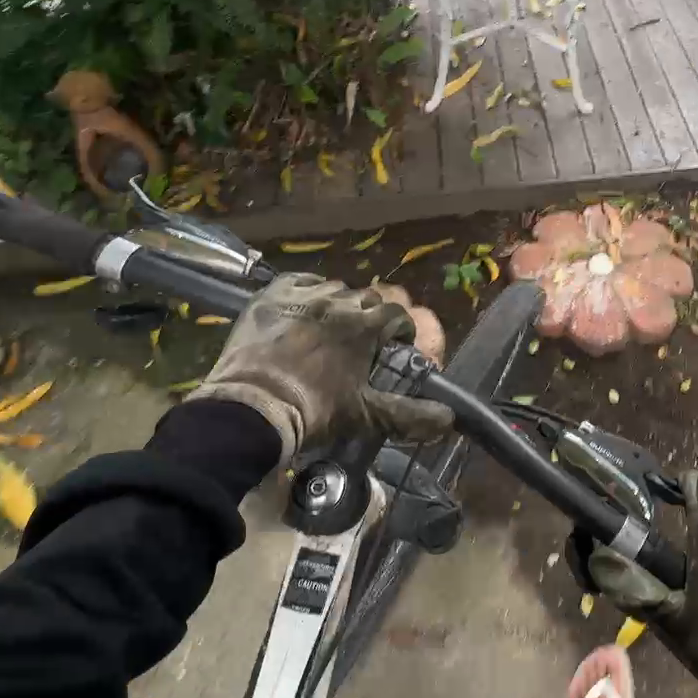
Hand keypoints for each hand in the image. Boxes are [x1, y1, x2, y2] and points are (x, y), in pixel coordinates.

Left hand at [187, 274, 453, 463]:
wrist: (249, 410)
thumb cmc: (314, 411)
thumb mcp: (367, 416)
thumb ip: (411, 415)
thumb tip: (449, 418)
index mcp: (366, 326)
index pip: (398, 314)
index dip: (402, 330)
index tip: (396, 348)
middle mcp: (340, 302)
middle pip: (368, 298)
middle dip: (372, 315)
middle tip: (363, 341)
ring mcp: (303, 295)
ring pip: (335, 287)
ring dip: (341, 303)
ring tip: (332, 326)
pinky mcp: (271, 296)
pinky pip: (298, 279)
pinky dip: (307, 288)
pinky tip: (305, 305)